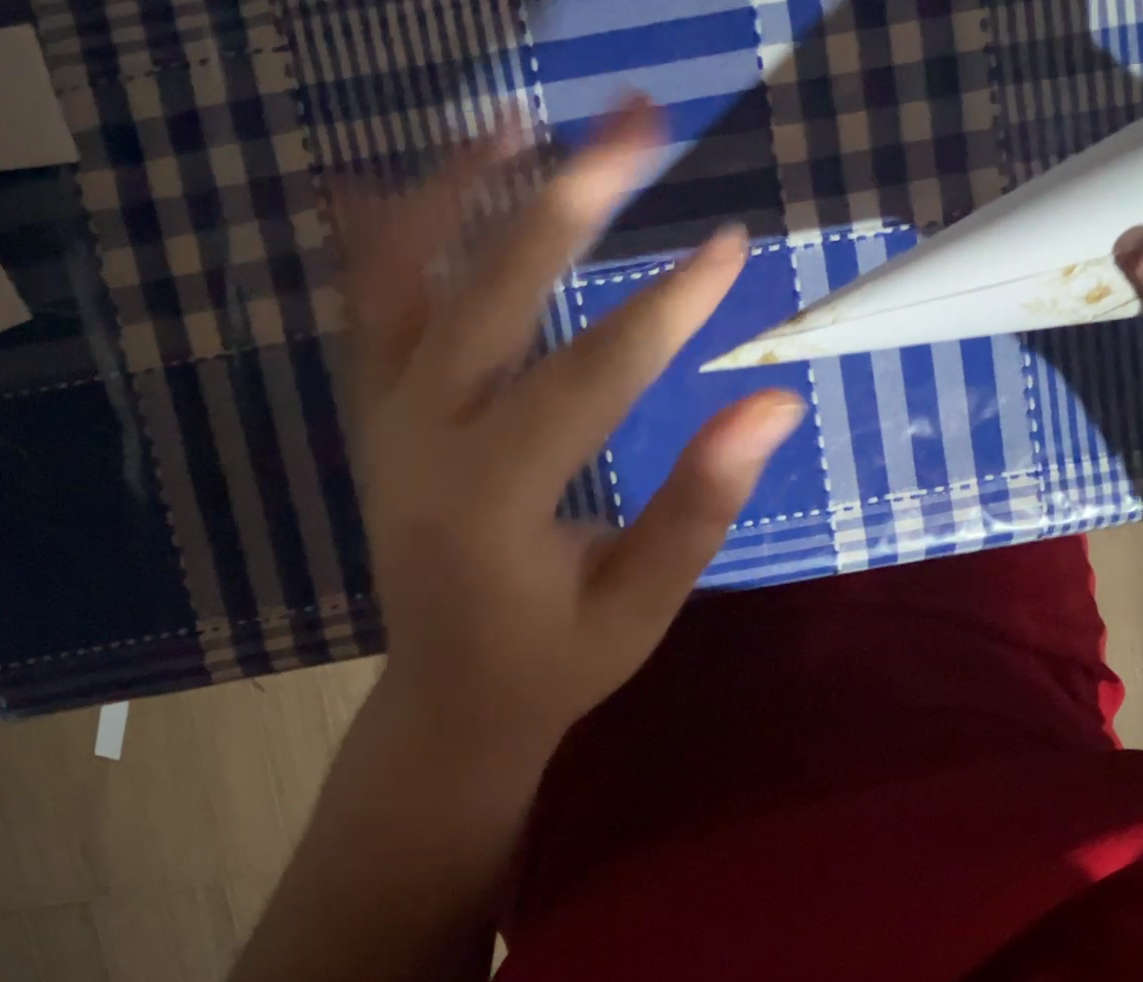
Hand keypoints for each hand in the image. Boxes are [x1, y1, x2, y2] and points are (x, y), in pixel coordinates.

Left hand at [341, 98, 804, 755]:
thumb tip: (772, 404)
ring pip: (407, 276)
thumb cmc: (553, 664)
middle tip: (638, 124)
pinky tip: (422, 178)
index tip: (730, 241)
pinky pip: (371, 307)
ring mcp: (383, 422)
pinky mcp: (373, 418)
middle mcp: (420, 443)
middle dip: (573, 199)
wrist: (447, 700)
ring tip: (523, 119)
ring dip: (463, 188)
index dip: (666, 305)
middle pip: (493, 292)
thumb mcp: (639, 605)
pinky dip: (394, 234)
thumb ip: (698, 508)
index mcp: (493, 500)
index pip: (590, 375)